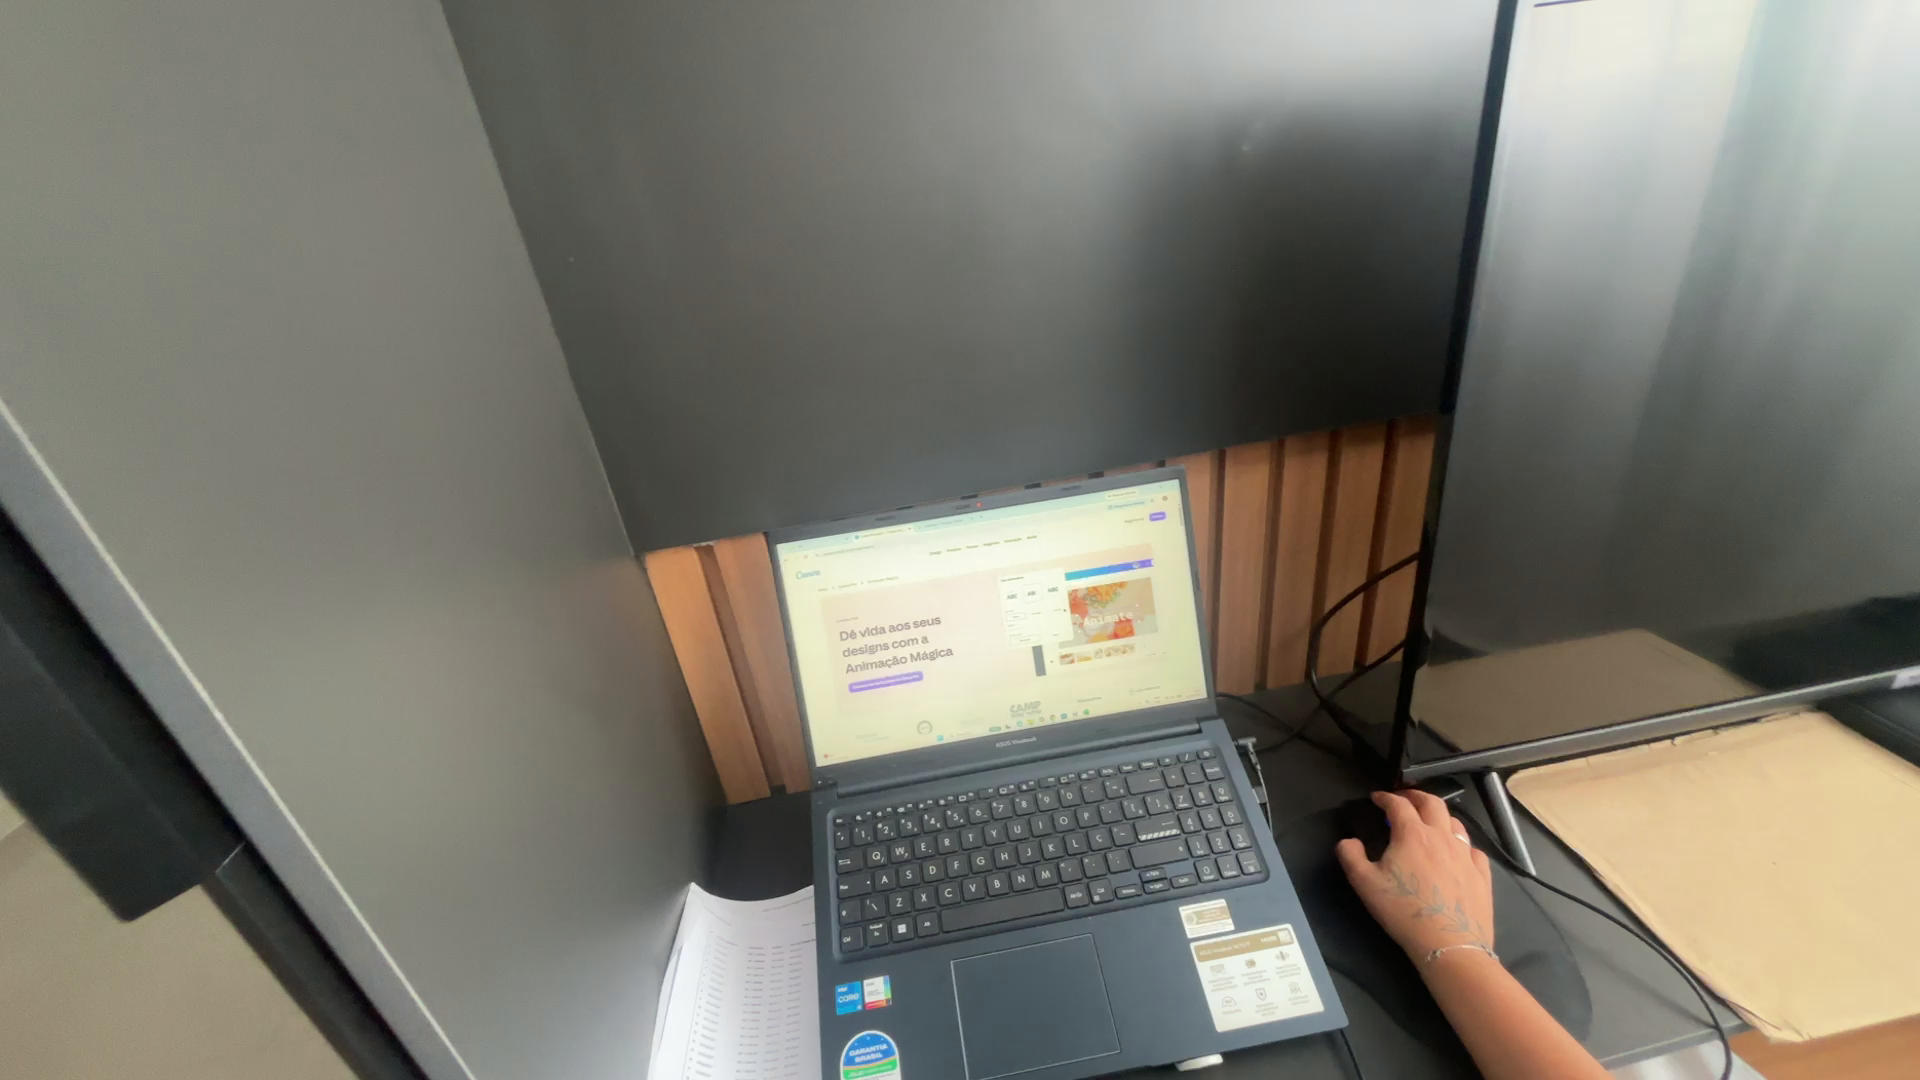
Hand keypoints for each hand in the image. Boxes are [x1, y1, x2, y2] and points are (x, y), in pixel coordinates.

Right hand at [1336, 790, 1494, 960]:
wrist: (1450, 946)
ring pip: (1456, 824)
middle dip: (1416, 796)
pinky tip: (1457, 853)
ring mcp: (1466, 857)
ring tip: (1429, 823)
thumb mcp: (1363, 882)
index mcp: (1412, 834)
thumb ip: (1349, 854)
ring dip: (1439, 817)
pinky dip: (1462, 844)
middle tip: (1404, 799)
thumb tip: (1350, 841)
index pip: (1398, 804)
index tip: (1376, 798)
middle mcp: (1442, 838)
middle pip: (1433, 803)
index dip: (1384, 797)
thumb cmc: (1403, 910)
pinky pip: (1474, 850)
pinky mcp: (1483, 877)